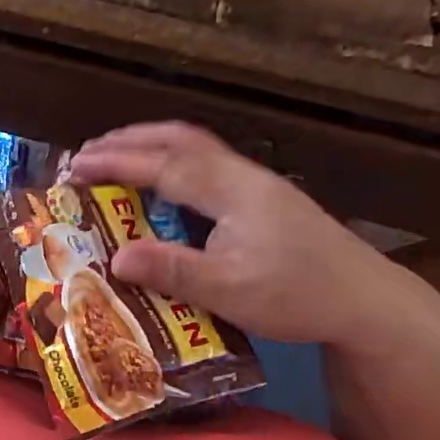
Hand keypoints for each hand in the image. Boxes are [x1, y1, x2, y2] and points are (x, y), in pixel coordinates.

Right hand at [69, 123, 420, 346]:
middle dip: (130, 141)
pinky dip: (176, 164)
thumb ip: (172, 271)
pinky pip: (210, 165)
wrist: (364, 299)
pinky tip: (170, 188)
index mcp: (231, 190)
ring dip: (154, 148)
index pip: (163, 165)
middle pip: (181, 140)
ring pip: (198, 149)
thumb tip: (115, 258)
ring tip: (120, 161)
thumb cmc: (297, 295)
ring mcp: (259, 185)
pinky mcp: (268, 200)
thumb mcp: (229, 291)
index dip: (116, 162)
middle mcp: (243, 176)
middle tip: (88, 153)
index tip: (75, 166)